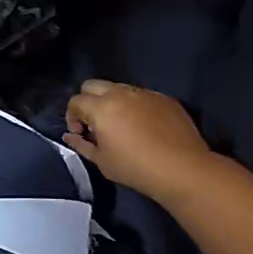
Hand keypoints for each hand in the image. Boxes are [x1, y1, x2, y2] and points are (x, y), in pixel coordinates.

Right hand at [62, 80, 215, 202]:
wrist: (182, 168)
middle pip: (93, 85)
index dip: (72, 117)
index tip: (81, 134)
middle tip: (95, 124)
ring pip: (118, 87)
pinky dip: (134, 105)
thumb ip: (81, 144)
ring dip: (111, 101)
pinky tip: (143, 126)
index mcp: (101, 108)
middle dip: (87, 101)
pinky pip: (141, 95)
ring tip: (120, 125)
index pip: (76, 101)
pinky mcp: (164, 98)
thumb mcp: (101, 161)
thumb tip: (70, 136)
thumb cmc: (135, 168)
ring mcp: (145, 93)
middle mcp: (121, 93)